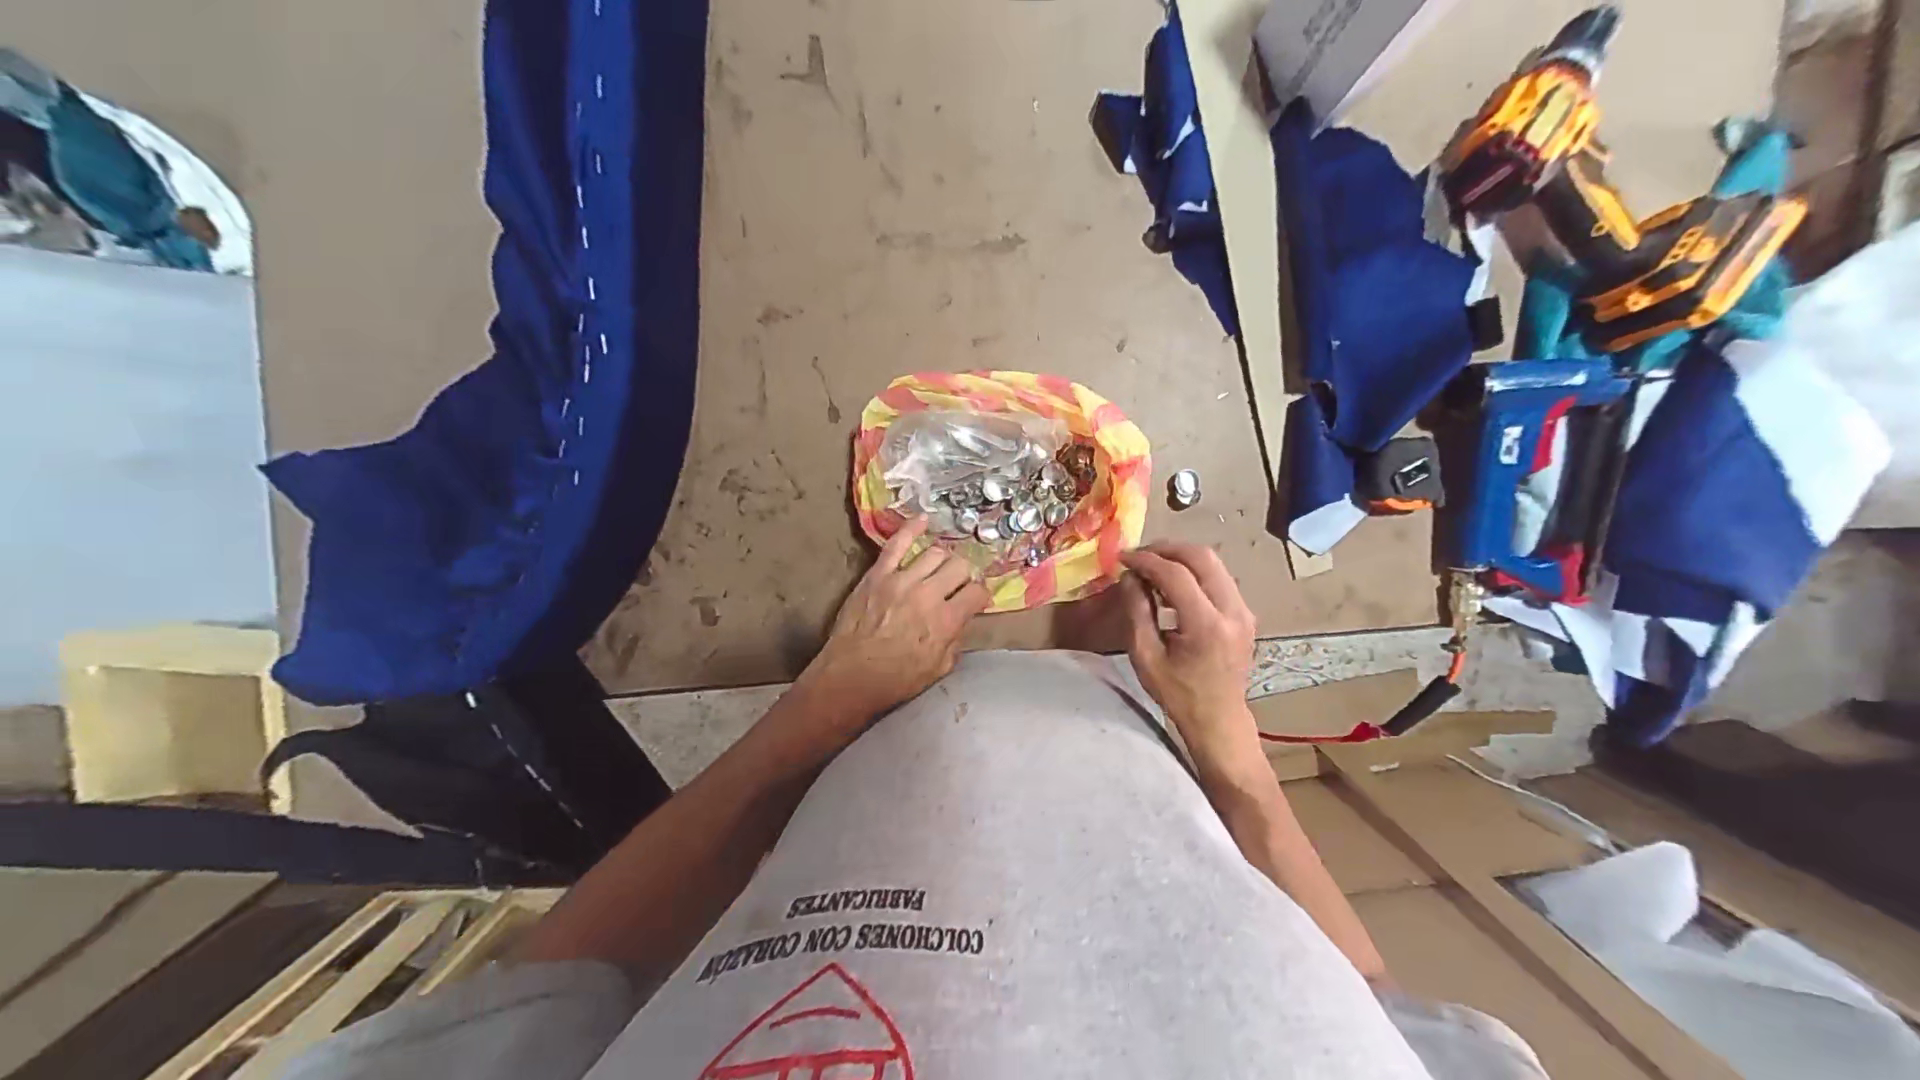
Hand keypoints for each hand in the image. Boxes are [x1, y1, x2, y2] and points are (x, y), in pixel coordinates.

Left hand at [801, 517, 991, 717]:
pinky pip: (897, 543)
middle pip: (960, 566)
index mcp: (946, 620)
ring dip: (943, 559)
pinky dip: (912, 529)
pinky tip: (924, 521)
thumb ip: (955, 639)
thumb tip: (961, 620)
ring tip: (940, 567)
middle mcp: (928, 594)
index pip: (977, 592)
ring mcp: (900, 580)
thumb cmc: (896, 680)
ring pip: (935, 552)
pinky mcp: (877, 574)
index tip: (976, 599)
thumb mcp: (939, 668)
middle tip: (958, 584)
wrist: (850, 677)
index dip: (981, 595)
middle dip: (965, 574)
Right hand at [1121, 544, 1260, 775]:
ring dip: (1180, 558)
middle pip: (1202, 557)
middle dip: (1166, 549)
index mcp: (1206, 625)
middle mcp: (1233, 611)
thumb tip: (1130, 576)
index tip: (1123, 558)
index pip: (1176, 574)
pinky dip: (1193, 571)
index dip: (1146, 560)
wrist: (1219, 719)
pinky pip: (1218, 577)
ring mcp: (1244, 611)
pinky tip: (1172, 583)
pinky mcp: (1245, 613)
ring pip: (1213, 563)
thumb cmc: (1177, 694)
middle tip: (1139, 556)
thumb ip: (1137, 611)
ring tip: (1152, 568)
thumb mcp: (1145, 656)